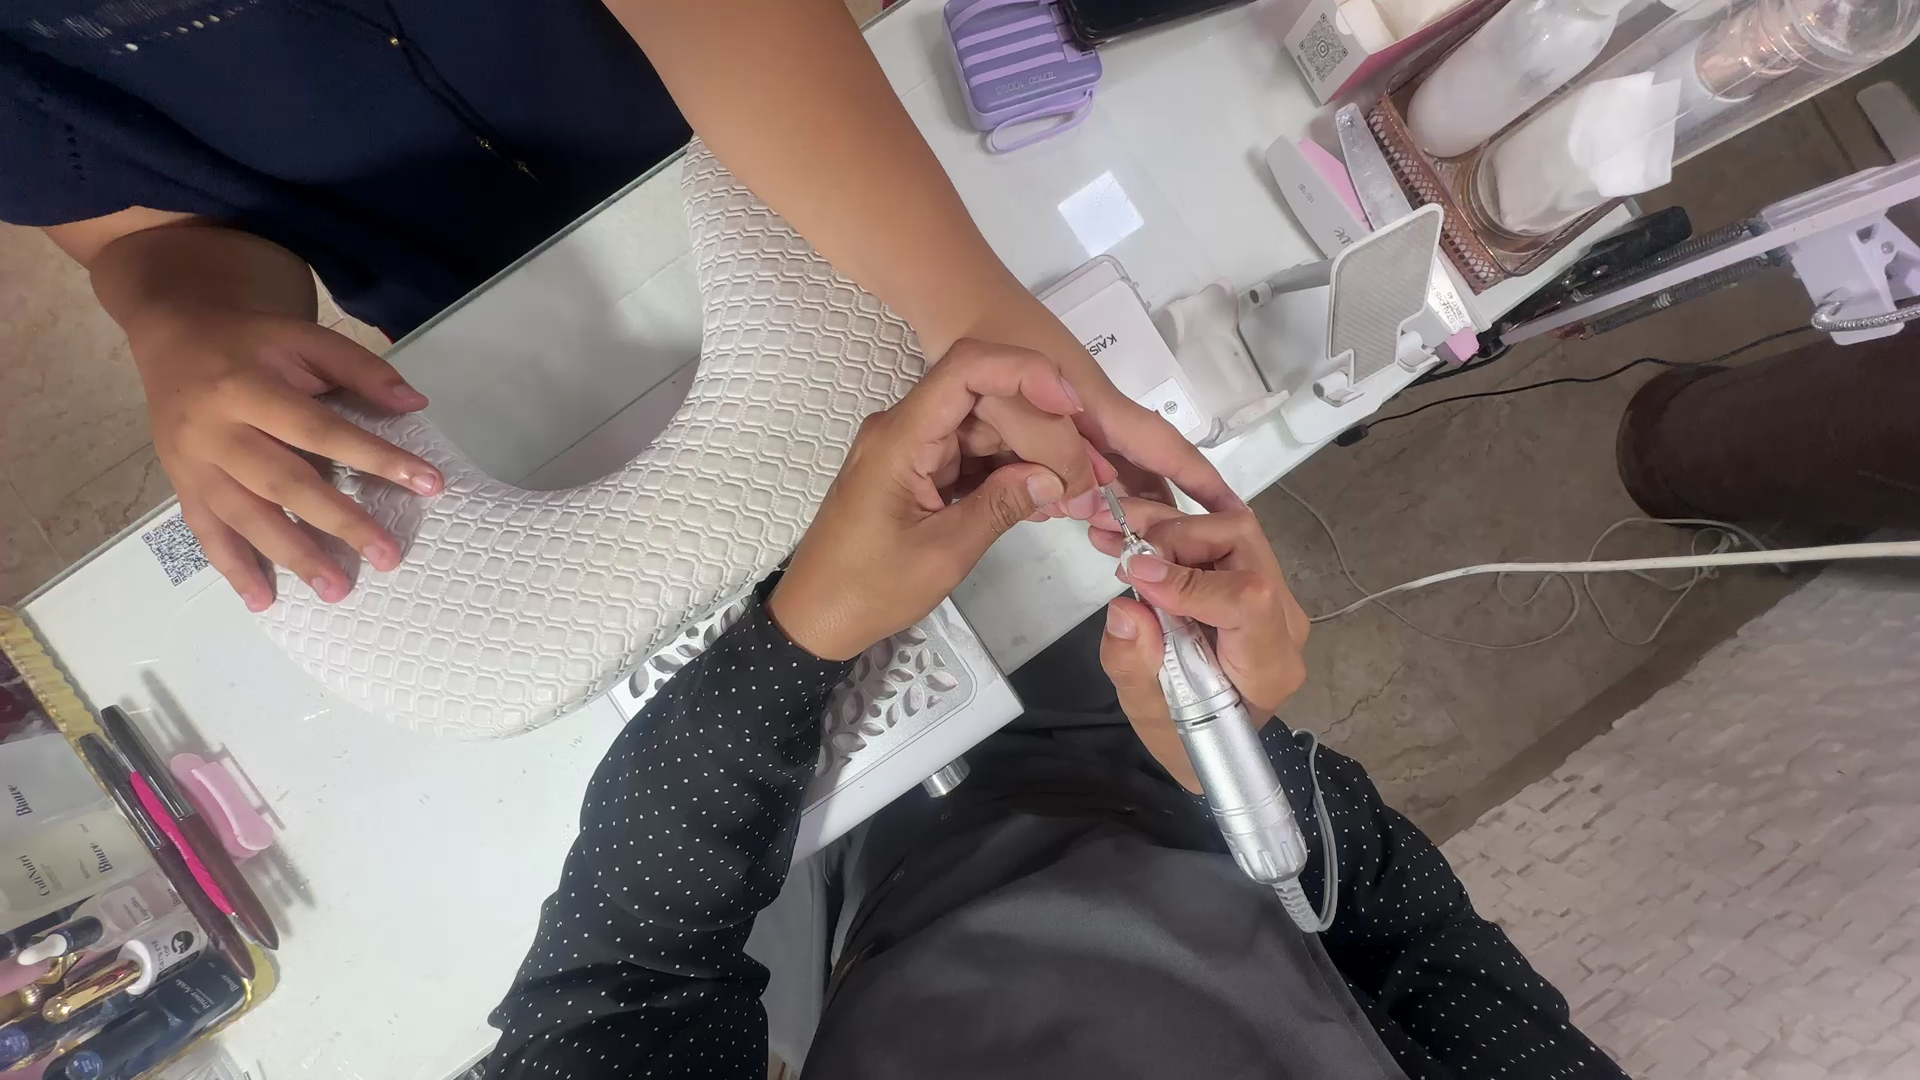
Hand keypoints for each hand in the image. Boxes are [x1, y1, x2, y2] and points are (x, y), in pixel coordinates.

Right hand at [132, 306, 443, 610]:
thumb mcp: (308, 340)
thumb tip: (416, 404)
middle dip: (339, 523)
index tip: (431, 484)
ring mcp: (190, 463)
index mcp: (246, 389)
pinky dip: (234, 568)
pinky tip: (263, 600)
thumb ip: (363, 371)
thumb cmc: (257, 344)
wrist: (174, 335)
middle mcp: (212, 431)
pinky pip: (207, 532)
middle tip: (389, 557)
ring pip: (244, 517)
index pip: (323, 430)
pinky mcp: (181, 484)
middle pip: (284, 484)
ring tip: (337, 590)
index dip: (377, 458)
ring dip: (292, 557)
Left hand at [767, 342, 1105, 660]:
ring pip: (985, 430)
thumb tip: (1055, 477)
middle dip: (1043, 432)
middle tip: (1088, 480)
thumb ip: (1001, 506)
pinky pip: (972, 456)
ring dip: (1031, 456)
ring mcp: (913, 449)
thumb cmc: (869, 589)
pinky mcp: (920, 470)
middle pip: (986, 402)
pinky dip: (1007, 473)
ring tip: (1075, 493)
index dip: (1024, 372)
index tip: (1071, 405)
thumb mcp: (943, 553)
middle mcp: (906, 429)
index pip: (965, 370)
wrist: (817, 616)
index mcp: (901, 438)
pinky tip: (1042, 496)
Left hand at [940, 307, 1241, 515]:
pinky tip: (1079, 500)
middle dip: (1159, 496)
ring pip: (1103, 460)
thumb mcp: (1007, 400)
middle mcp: (1088, 407)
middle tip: (1179, 539)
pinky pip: (1068, 454)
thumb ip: (1046, 446)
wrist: (953, 299)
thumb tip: (1087, 493)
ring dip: (1119, 492)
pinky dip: (1076, 479)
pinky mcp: (1039, 412)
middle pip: (1137, 456)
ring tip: (1139, 528)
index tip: (1230, 507)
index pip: (1155, 443)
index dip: (1194, 474)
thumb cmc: (981, 339)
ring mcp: (1066, 408)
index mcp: (1092, 401)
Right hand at [1089, 498, 1309, 790]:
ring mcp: (1271, 594)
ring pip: (1230, 525)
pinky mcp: (1252, 576)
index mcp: (1267, 666)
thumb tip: (1126, 608)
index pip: (1248, 600)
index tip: (1135, 575)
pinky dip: (1183, 513)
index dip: (1188, 579)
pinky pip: (1224, 528)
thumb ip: (1134, 664)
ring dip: (1167, 521)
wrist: (1207, 737)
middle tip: (1126, 555)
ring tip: (1113, 525)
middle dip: (1174, 536)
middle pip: (1242, 543)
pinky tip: (1144, 513)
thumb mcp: (1146, 711)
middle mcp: (1281, 621)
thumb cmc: (1181, 733)